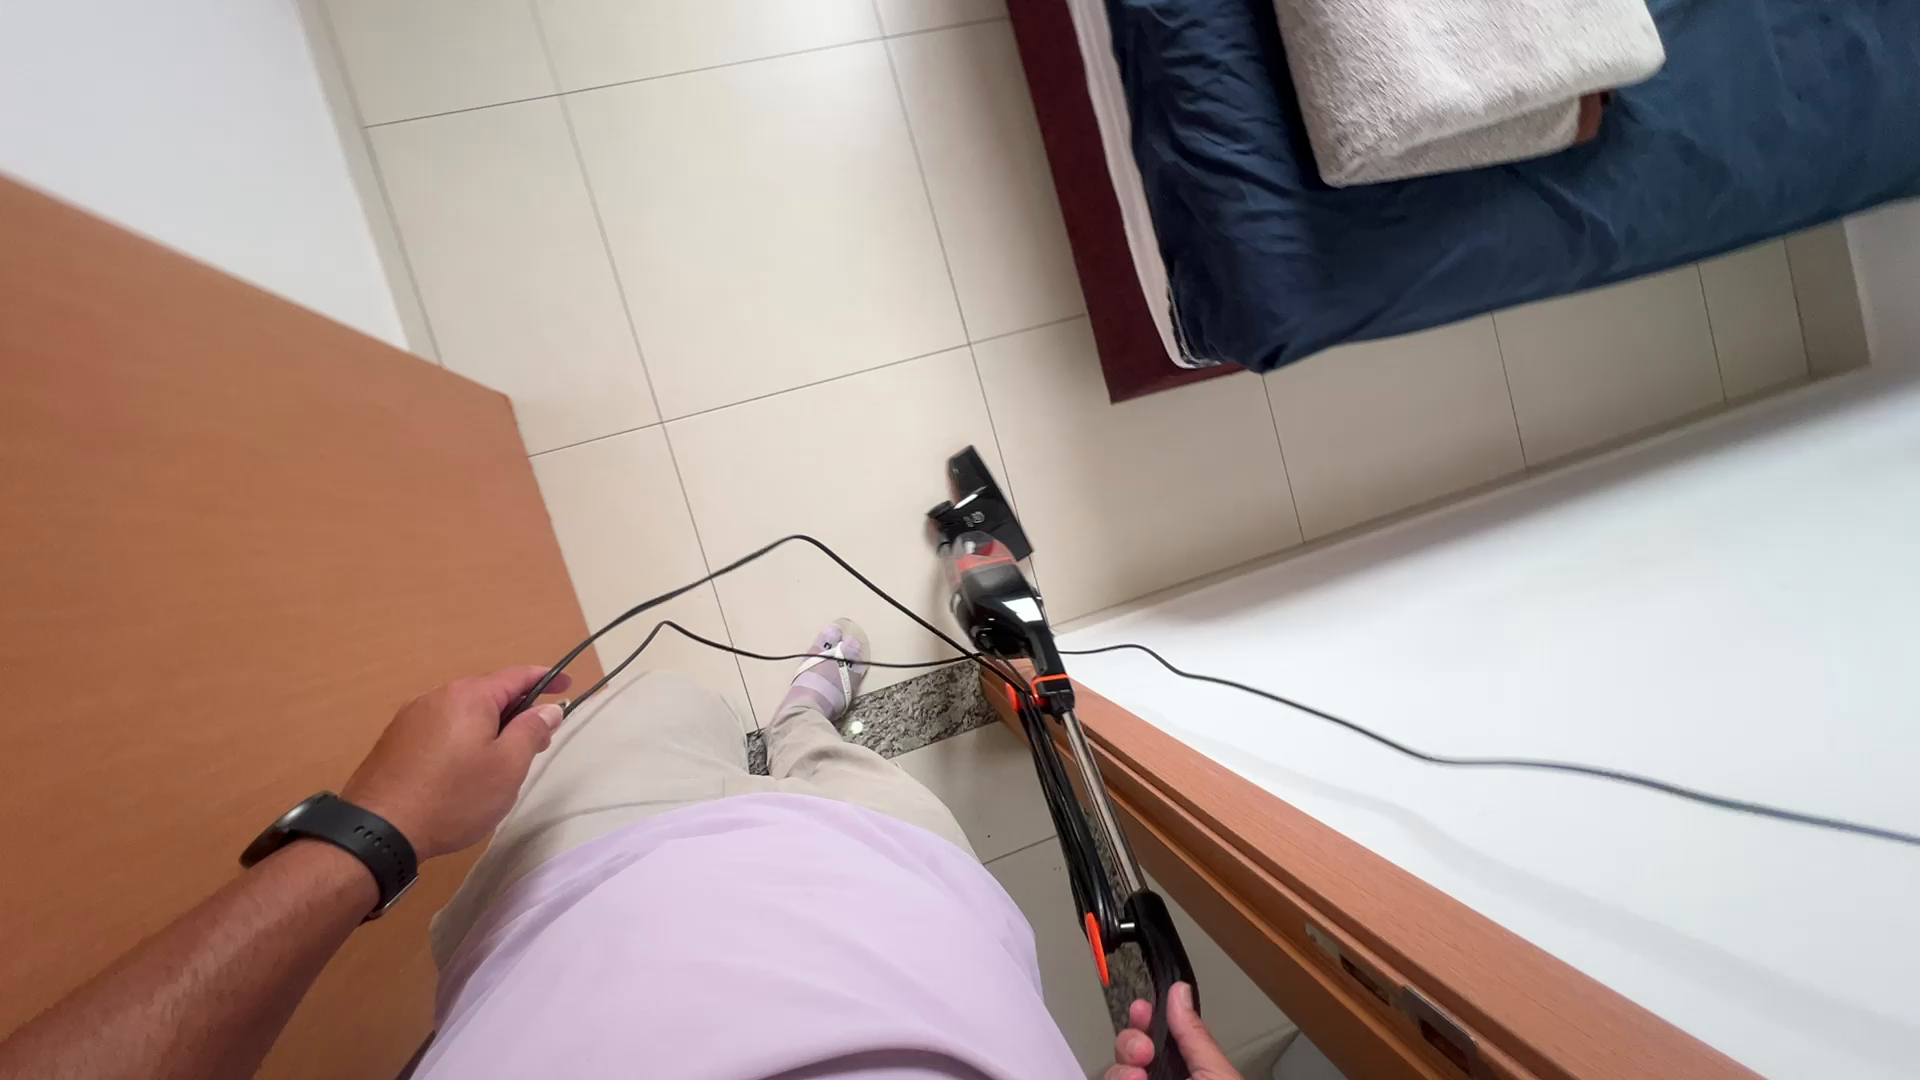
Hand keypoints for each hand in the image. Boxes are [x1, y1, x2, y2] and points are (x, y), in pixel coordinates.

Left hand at [341, 666, 571, 860]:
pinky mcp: (394, 743)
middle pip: (490, 694)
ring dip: (491, 727)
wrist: (374, 835)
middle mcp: (437, 697)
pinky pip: (442, 728)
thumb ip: (532, 730)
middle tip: (539, 740)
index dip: (547, 679)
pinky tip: (466, 768)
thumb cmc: (453, 796)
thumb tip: (547, 709)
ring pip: (465, 713)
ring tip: (503, 760)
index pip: (518, 676)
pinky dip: (464, 738)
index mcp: (469, 696)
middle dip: (519, 711)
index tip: (568, 686)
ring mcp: (410, 719)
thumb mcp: (509, 765)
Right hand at [1105, 983, 1240, 1079]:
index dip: (1146, 1016)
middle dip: (1131, 1039)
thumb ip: (1195, 1035)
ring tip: (1138, 1075)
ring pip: (1115, 1066)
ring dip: (1122, 1064)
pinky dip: (1116, 1076)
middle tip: (1144, 1050)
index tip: (1142, 1010)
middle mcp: (1161, 1076)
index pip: (1157, 1032)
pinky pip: (1105, 1078)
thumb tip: (1179, 989)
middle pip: (1129, 1045)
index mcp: (1188, 1069)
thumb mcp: (1215, 1072)